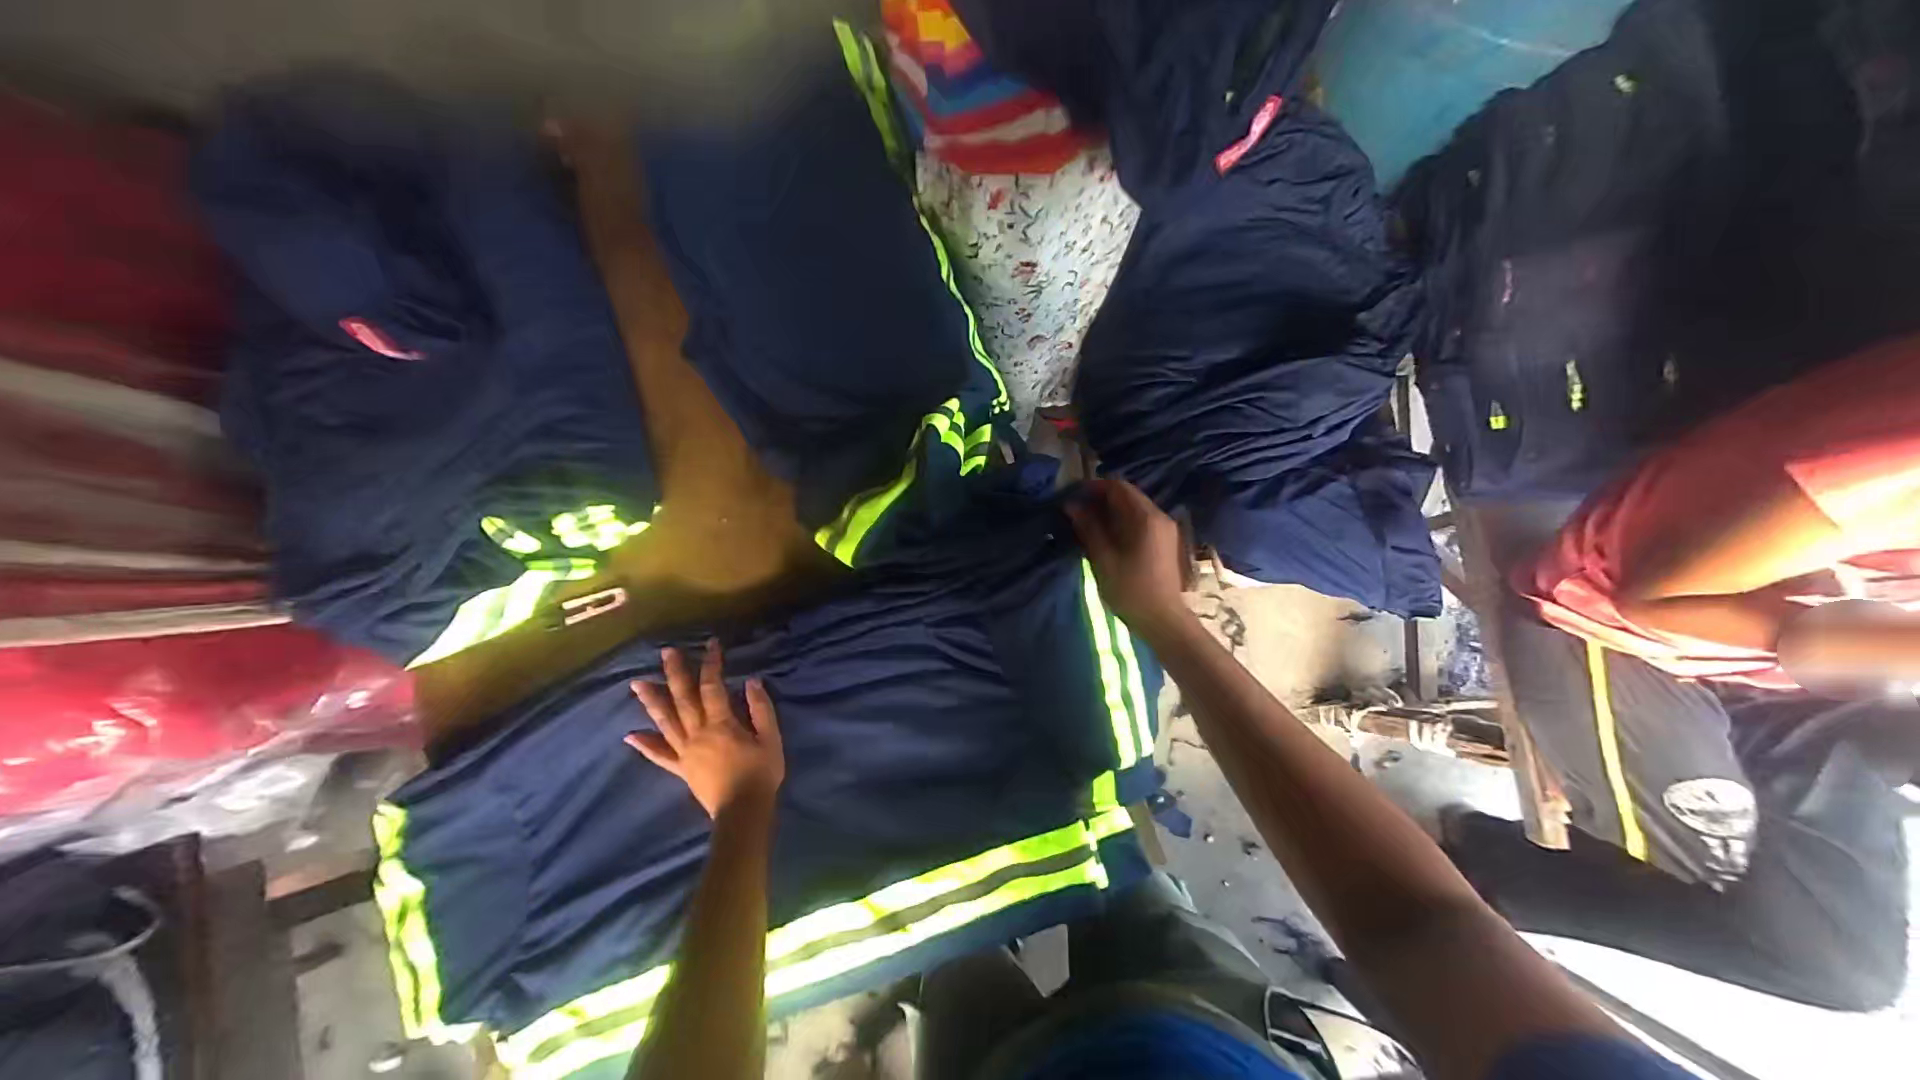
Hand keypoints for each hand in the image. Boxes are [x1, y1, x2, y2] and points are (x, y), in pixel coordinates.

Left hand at [626, 640, 783, 818]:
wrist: (743, 811)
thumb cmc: (761, 773)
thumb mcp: (771, 738)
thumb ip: (760, 709)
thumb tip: (751, 681)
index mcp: (721, 723)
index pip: (713, 686)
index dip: (711, 663)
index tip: (711, 644)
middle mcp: (698, 733)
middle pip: (683, 698)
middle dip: (675, 673)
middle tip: (665, 652)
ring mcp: (685, 751)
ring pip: (665, 721)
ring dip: (651, 701)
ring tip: (636, 683)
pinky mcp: (680, 769)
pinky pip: (659, 756)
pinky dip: (644, 745)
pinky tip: (629, 735)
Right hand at [1065, 477, 1190, 638]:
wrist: (1162, 620)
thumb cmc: (1130, 589)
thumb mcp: (1103, 558)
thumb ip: (1088, 527)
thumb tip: (1071, 505)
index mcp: (1146, 517)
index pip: (1118, 487)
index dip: (1093, 487)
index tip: (1072, 497)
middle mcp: (1160, 516)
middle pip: (1128, 495)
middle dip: (1101, 499)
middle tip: (1076, 511)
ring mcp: (1165, 529)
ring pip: (1134, 508)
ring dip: (1111, 511)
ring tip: (1087, 524)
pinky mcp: (1165, 542)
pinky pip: (1141, 521)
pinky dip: (1122, 522)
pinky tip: (1107, 536)